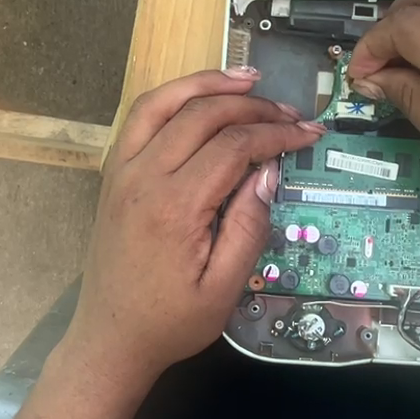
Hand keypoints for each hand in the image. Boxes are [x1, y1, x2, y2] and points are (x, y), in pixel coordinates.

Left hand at [59, 68, 324, 388]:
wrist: (110, 339)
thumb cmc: (170, 322)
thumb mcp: (224, 289)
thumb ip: (248, 225)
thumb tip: (267, 171)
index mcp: (175, 207)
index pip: (234, 146)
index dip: (276, 134)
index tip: (309, 134)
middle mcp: (142, 177)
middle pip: (202, 115)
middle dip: (253, 106)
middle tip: (289, 112)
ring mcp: (121, 171)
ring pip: (164, 102)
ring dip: (208, 84)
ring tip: (248, 79)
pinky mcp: (113, 174)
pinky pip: (141, 118)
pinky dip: (172, 97)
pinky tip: (199, 97)